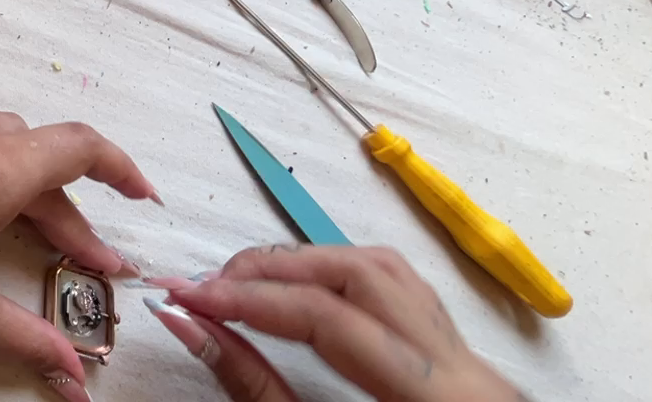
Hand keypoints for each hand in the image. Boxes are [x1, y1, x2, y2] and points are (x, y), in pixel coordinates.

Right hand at [146, 245, 524, 401]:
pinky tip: (296, 290)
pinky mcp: (459, 364)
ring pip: (377, 269)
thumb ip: (250, 385)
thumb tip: (182, 320)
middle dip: (269, 271)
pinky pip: (396, 290)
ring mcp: (472, 364)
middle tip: (208, 289)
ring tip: (244, 285)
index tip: (180, 295)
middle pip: (353, 273)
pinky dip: (334, 277)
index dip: (245, 299)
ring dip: (300, 266)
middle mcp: (470, 373)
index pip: (325, 314)